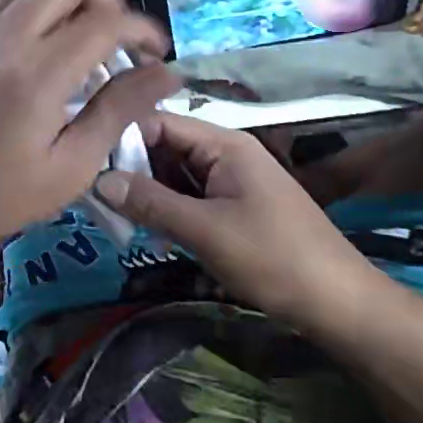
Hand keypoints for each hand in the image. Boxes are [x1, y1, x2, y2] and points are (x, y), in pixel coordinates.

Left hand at [0, 0, 181, 280]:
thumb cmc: (1, 198)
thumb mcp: (72, 166)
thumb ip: (121, 109)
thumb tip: (169, 73)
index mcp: (37, 75)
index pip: (106, 21)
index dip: (142, 29)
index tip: (157, 52)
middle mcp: (1, 38)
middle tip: (117, 38)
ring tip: (78, 39)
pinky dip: (26, 7)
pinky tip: (32, 43)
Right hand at [94, 112, 377, 324]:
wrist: (337, 300)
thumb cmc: (272, 257)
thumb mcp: (205, 230)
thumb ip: (151, 203)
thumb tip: (99, 179)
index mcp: (223, 144)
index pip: (160, 122)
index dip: (123, 138)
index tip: (86, 163)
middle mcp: (226, 153)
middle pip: (166, 148)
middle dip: (132, 170)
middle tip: (96, 199)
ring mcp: (232, 180)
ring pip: (176, 175)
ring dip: (150, 194)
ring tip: (117, 219)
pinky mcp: (235, 206)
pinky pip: (192, 198)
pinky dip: (170, 211)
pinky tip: (152, 233)